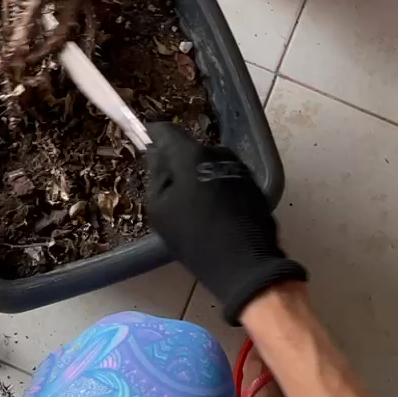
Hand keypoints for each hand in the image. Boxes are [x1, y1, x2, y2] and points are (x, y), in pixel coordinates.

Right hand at [144, 122, 305, 323]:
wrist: (245, 264)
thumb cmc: (194, 237)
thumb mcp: (160, 209)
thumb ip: (157, 176)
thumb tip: (157, 155)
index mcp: (191, 156)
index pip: (166, 132)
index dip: (153, 134)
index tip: (144, 139)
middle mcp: (218, 153)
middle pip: (189, 149)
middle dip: (176, 161)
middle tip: (166, 185)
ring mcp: (239, 168)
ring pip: (208, 163)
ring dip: (197, 175)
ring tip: (190, 202)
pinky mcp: (253, 185)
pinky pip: (224, 178)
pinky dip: (214, 187)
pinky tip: (211, 211)